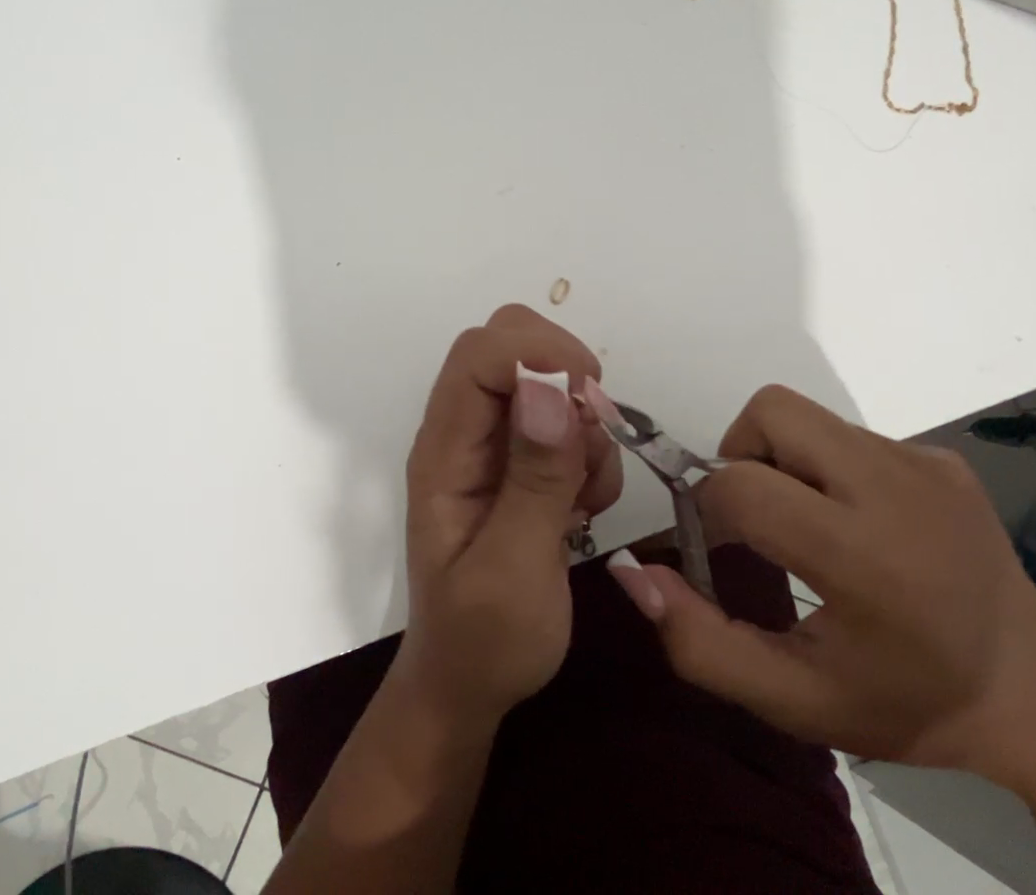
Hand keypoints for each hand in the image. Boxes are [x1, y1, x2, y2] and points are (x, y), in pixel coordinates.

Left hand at [394, 306, 622, 722]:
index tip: (588, 401)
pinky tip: (583, 513)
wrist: (469, 685)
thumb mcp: (514, 570)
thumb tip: (549, 388)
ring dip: (585, 428)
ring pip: (547, 386)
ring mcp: (492, 452)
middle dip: (566, 378)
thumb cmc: (484, 640)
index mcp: (444, 454)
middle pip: (509, 348)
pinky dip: (589, 456)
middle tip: (591, 443)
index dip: (536, 354)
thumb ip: (534, 480)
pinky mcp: (520, 471)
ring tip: (583, 503)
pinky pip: (565, 429)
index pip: (477, 355)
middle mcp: (464, 439)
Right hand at [606, 385, 1035, 840]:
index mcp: (860, 552)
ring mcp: (924, 464)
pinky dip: (827, 470)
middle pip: (771, 412)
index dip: (705, 510)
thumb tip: (630, 570)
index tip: (718, 551)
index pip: (740, 483)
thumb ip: (698, 640)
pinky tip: (858, 529)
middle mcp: (894, 486)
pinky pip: (850, 437)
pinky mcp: (941, 458)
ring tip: (804, 528)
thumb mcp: (790, 699)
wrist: (1032, 691)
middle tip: (752, 521)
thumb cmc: (903, 702)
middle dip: (737, 456)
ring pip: (808, 420)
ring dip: (780, 462)